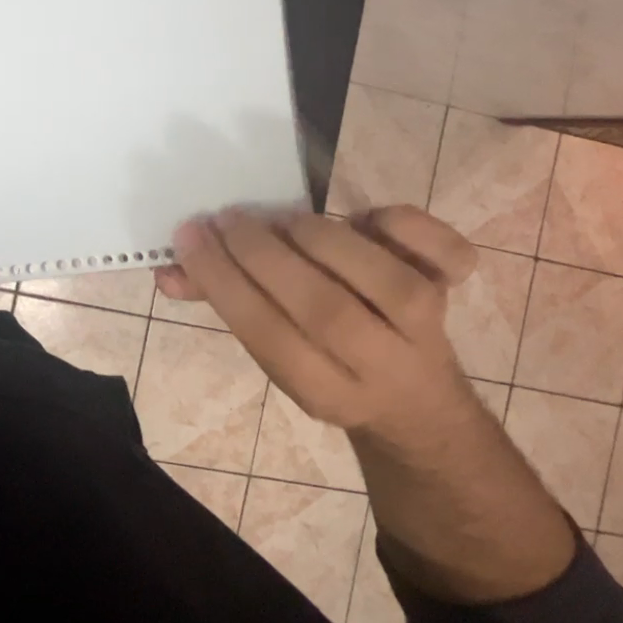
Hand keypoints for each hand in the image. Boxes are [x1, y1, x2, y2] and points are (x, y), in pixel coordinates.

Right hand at [157, 206, 479, 447]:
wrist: (415, 405)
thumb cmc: (324, 367)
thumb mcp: (272, 355)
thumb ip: (224, 305)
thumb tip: (167, 270)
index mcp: (325, 391)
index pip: (268, 334)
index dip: (224, 281)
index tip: (190, 238)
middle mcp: (382, 365)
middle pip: (324, 308)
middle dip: (263, 255)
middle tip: (226, 219)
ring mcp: (429, 329)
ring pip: (384, 280)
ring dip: (321, 239)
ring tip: (279, 218)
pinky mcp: (455, 292)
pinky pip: (447, 254)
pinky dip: (403, 224)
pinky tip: (363, 217)